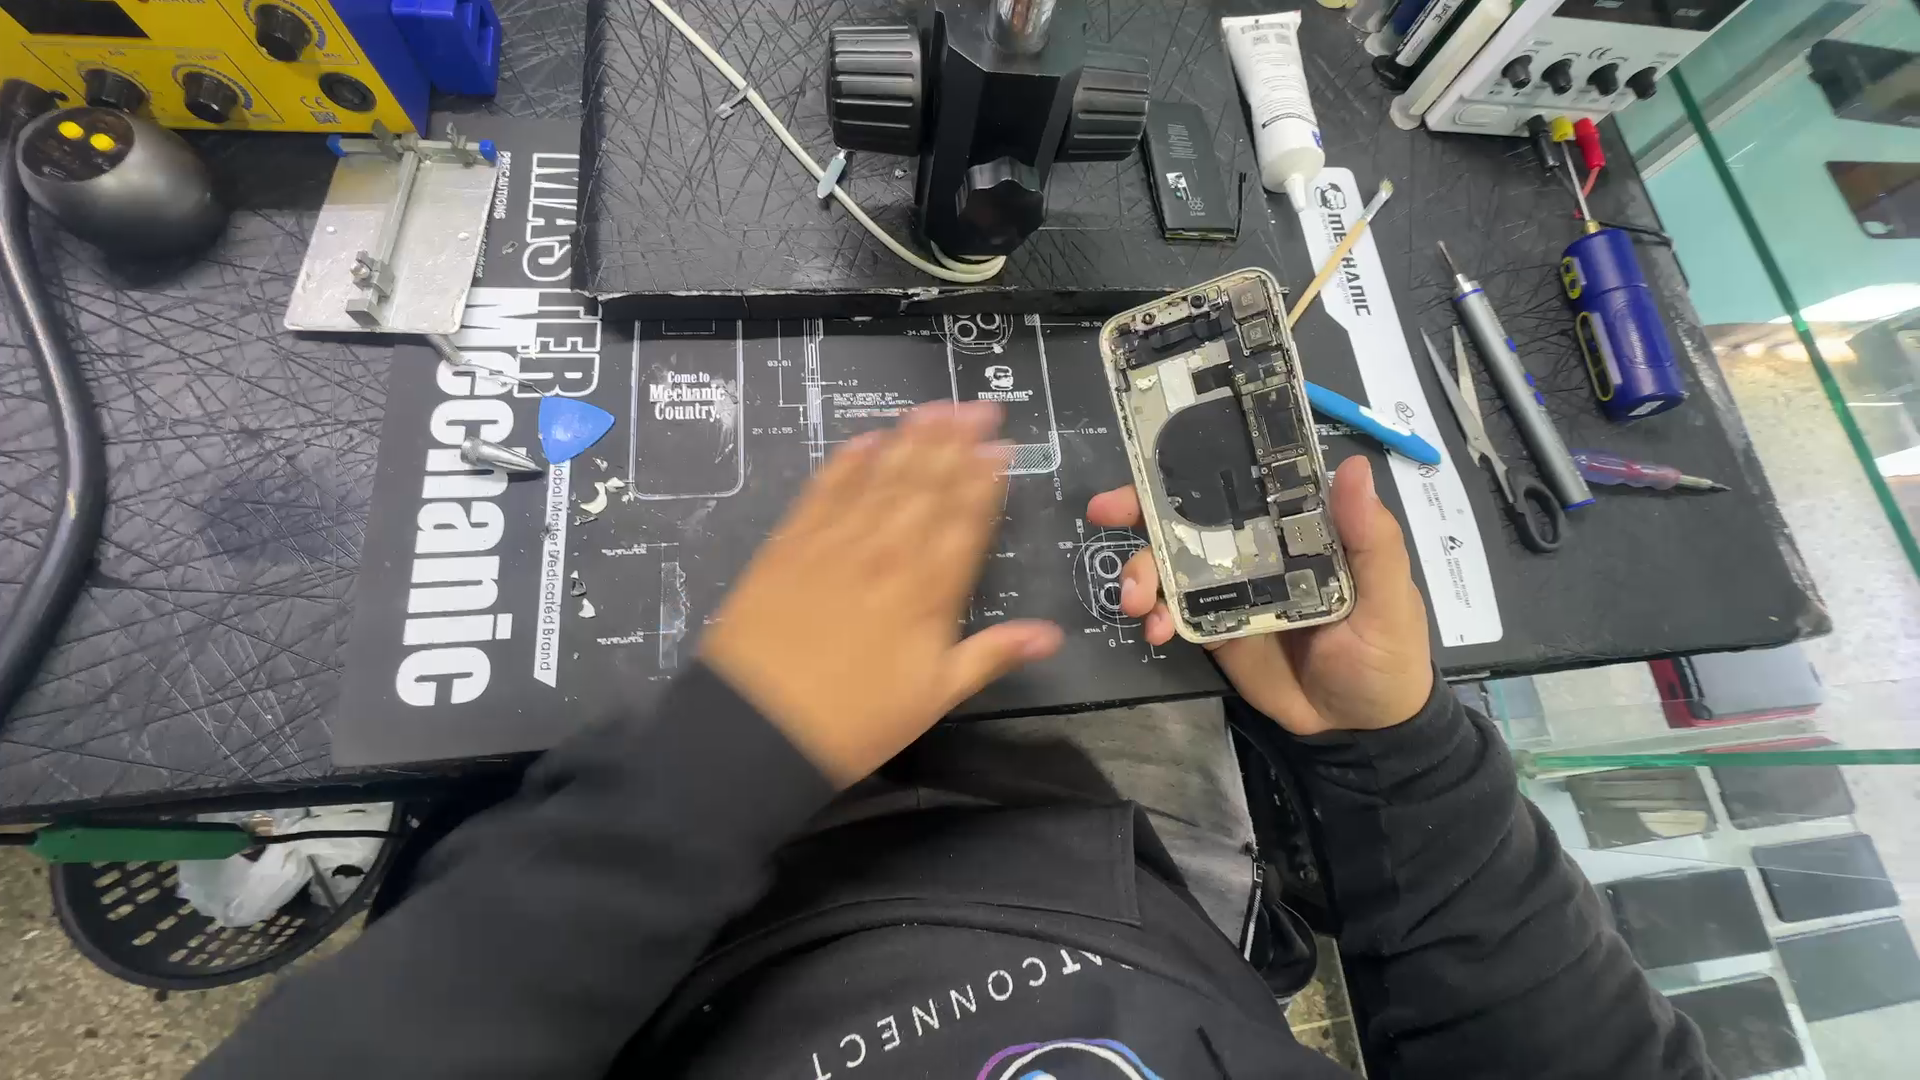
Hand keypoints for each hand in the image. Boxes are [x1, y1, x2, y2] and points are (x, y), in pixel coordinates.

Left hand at [702, 402, 1063, 786]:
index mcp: (927, 590)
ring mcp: (835, 542)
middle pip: (927, 485)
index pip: (965, 519)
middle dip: (956, 442)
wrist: (755, 728)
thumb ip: (992, 655)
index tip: (1001, 446)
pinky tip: (865, 438)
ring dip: (912, 439)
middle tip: (978, 408)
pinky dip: (847, 460)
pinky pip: (825, 489)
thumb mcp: (934, 697)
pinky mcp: (790, 543)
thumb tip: (1049, 635)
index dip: (985, 479)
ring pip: (882, 476)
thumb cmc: (854, 721)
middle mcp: (886, 553)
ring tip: (935, 408)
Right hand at [1086, 456, 1432, 735]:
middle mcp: (1253, 548)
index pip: (1241, 482)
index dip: (1197, 464)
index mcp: (1293, 528)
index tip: (1155, 458)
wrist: (1360, 728)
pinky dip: (1154, 615)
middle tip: (1106, 511)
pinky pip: (1172, 612)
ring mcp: (1228, 589)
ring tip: (1135, 599)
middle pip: (1188, 517)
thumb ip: (1370, 538)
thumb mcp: (1389, 595)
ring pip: (1169, 564)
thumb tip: (1354, 468)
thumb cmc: (1386, 652)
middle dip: (1140, 509)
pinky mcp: (1212, 627)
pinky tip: (1154, 629)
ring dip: (1140, 570)